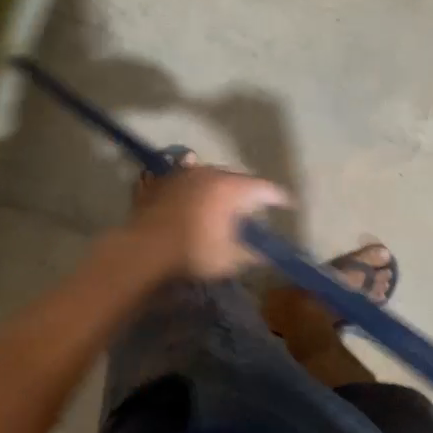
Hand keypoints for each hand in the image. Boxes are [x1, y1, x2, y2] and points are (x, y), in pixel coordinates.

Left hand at [126, 164, 288, 279]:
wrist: (144, 247)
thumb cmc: (193, 252)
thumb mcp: (230, 259)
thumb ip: (252, 253)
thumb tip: (266, 253)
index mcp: (232, 188)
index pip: (264, 188)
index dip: (279, 197)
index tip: (288, 204)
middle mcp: (211, 172)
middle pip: (237, 179)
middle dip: (247, 192)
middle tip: (253, 208)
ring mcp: (185, 172)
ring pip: (211, 176)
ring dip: (220, 188)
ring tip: (223, 203)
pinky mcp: (164, 179)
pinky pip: (186, 178)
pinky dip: (194, 185)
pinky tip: (193, 192)